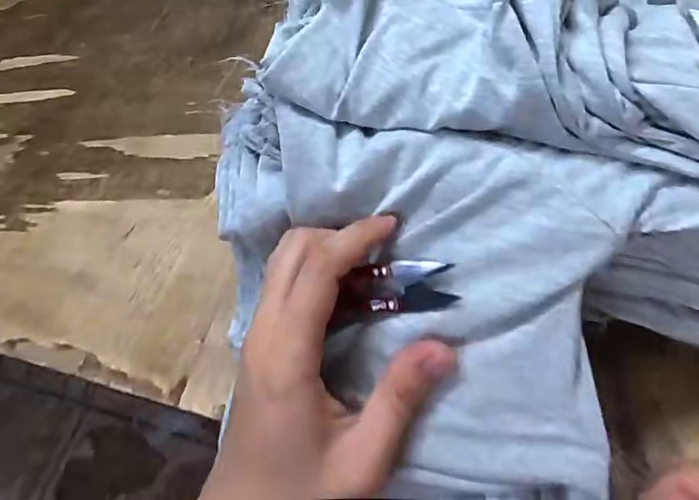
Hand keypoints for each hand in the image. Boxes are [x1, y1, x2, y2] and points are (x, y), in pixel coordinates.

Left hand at [202, 215, 456, 499]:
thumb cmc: (303, 490)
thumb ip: (399, 399)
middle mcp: (263, 328)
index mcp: (286, 350)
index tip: (390, 224)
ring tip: (369, 266)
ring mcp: (255, 332)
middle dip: (337, 234)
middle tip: (383, 247)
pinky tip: (346, 293)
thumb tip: (443, 346)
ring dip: (323, 248)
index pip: (317, 267)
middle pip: (292, 249)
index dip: (353, 237)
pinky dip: (312, 269)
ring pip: (282, 261)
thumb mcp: (362, 458)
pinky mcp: (257, 341)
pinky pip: (281, 283)